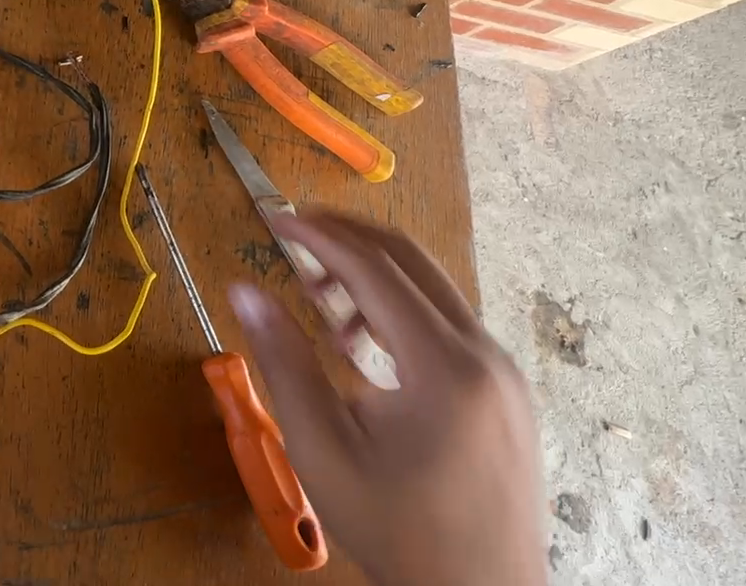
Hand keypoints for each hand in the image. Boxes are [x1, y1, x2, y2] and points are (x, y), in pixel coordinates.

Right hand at [228, 211, 545, 585]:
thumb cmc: (395, 527)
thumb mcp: (322, 446)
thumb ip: (283, 359)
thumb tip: (242, 289)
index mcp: (444, 366)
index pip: (374, 269)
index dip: (318, 236)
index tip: (272, 217)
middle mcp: (484, 355)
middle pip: (410, 261)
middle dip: (345, 236)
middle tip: (291, 230)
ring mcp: (502, 372)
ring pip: (429, 288)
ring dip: (368, 274)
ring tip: (313, 296)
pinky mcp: (503, 390)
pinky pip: (443, 322)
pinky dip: (394, 309)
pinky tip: (356, 342)